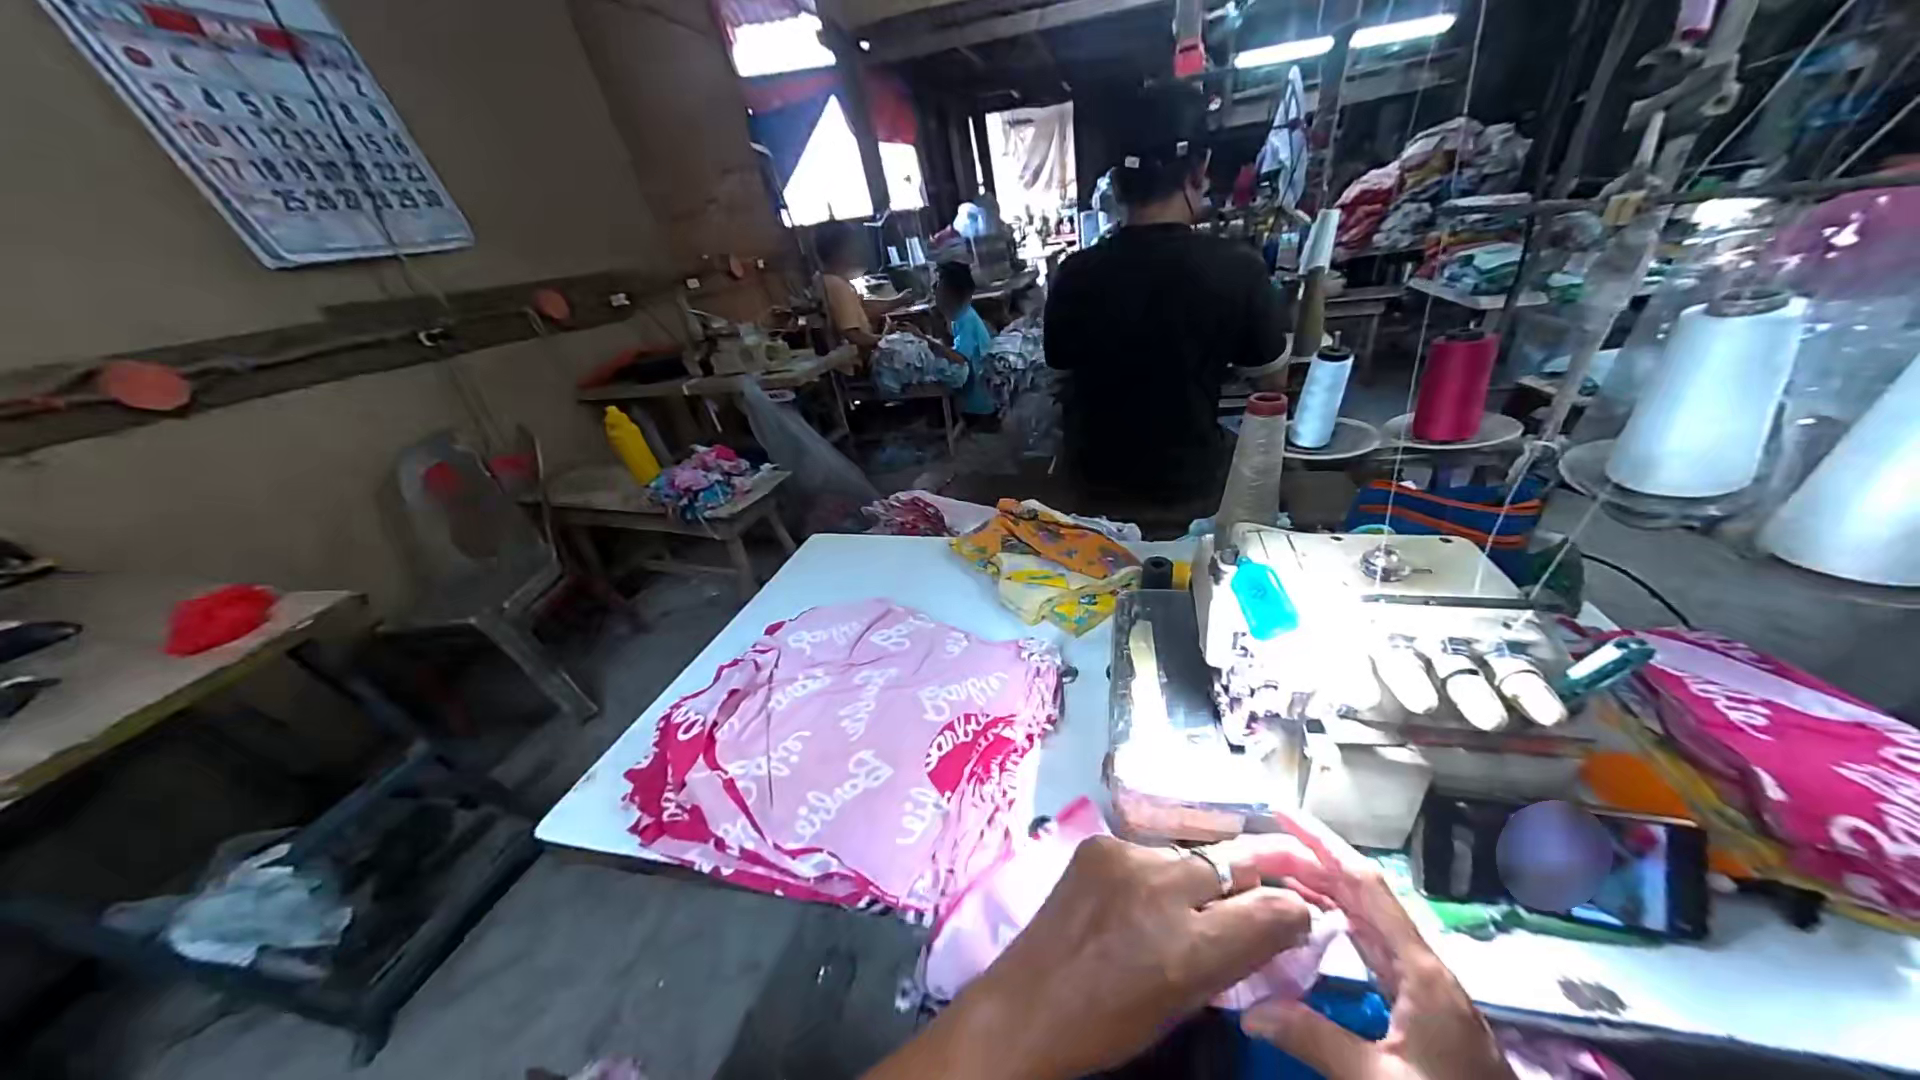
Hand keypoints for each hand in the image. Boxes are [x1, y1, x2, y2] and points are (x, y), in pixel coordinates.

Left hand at [866, 835, 1313, 1079]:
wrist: (1028, 1003)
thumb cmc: (1111, 1022)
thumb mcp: (1184, 1002)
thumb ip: (1232, 959)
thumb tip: (1275, 925)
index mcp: (1189, 946)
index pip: (1273, 908)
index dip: (1291, 910)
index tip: (1294, 913)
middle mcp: (1161, 887)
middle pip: (1231, 865)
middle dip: (1241, 884)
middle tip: (1237, 899)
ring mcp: (1124, 856)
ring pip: (1184, 856)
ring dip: (1189, 878)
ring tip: (1171, 903)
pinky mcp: (1096, 843)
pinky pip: (1143, 851)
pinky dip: (1148, 872)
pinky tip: (1132, 895)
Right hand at [1237, 811, 1515, 1079]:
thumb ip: (1315, 1038)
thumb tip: (1249, 1010)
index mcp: (1421, 970)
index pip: (1366, 885)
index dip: (1323, 843)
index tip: (1284, 813)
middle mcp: (1422, 966)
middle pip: (1364, 895)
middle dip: (1315, 861)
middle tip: (1264, 843)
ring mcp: (1422, 986)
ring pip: (1366, 919)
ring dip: (1323, 889)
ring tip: (1276, 872)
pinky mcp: (1418, 1007)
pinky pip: (1369, 946)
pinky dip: (1336, 923)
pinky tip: (1311, 923)